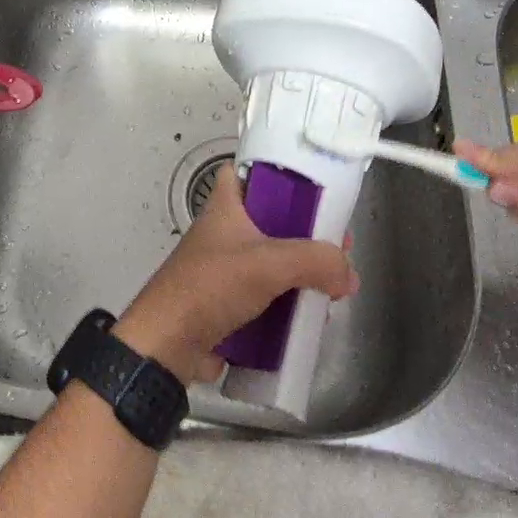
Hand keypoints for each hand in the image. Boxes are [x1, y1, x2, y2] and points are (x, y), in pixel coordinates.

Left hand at [113, 166, 357, 384]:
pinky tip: (314, 317)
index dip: (277, 174)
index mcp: (225, 207)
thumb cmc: (211, 287)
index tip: (314, 187)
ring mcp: (228, 269)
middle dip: (308, 234)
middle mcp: (225, 232)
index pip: (245, 172)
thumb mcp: (268, 264)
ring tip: (335, 289)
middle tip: (340, 247)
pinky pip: (270, 297)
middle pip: (274, 222)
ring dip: (304, 275)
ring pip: (275, 262)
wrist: (169, 345)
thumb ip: (316, 261)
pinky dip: (291, 305)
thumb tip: (348, 274)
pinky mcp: (231, 304)